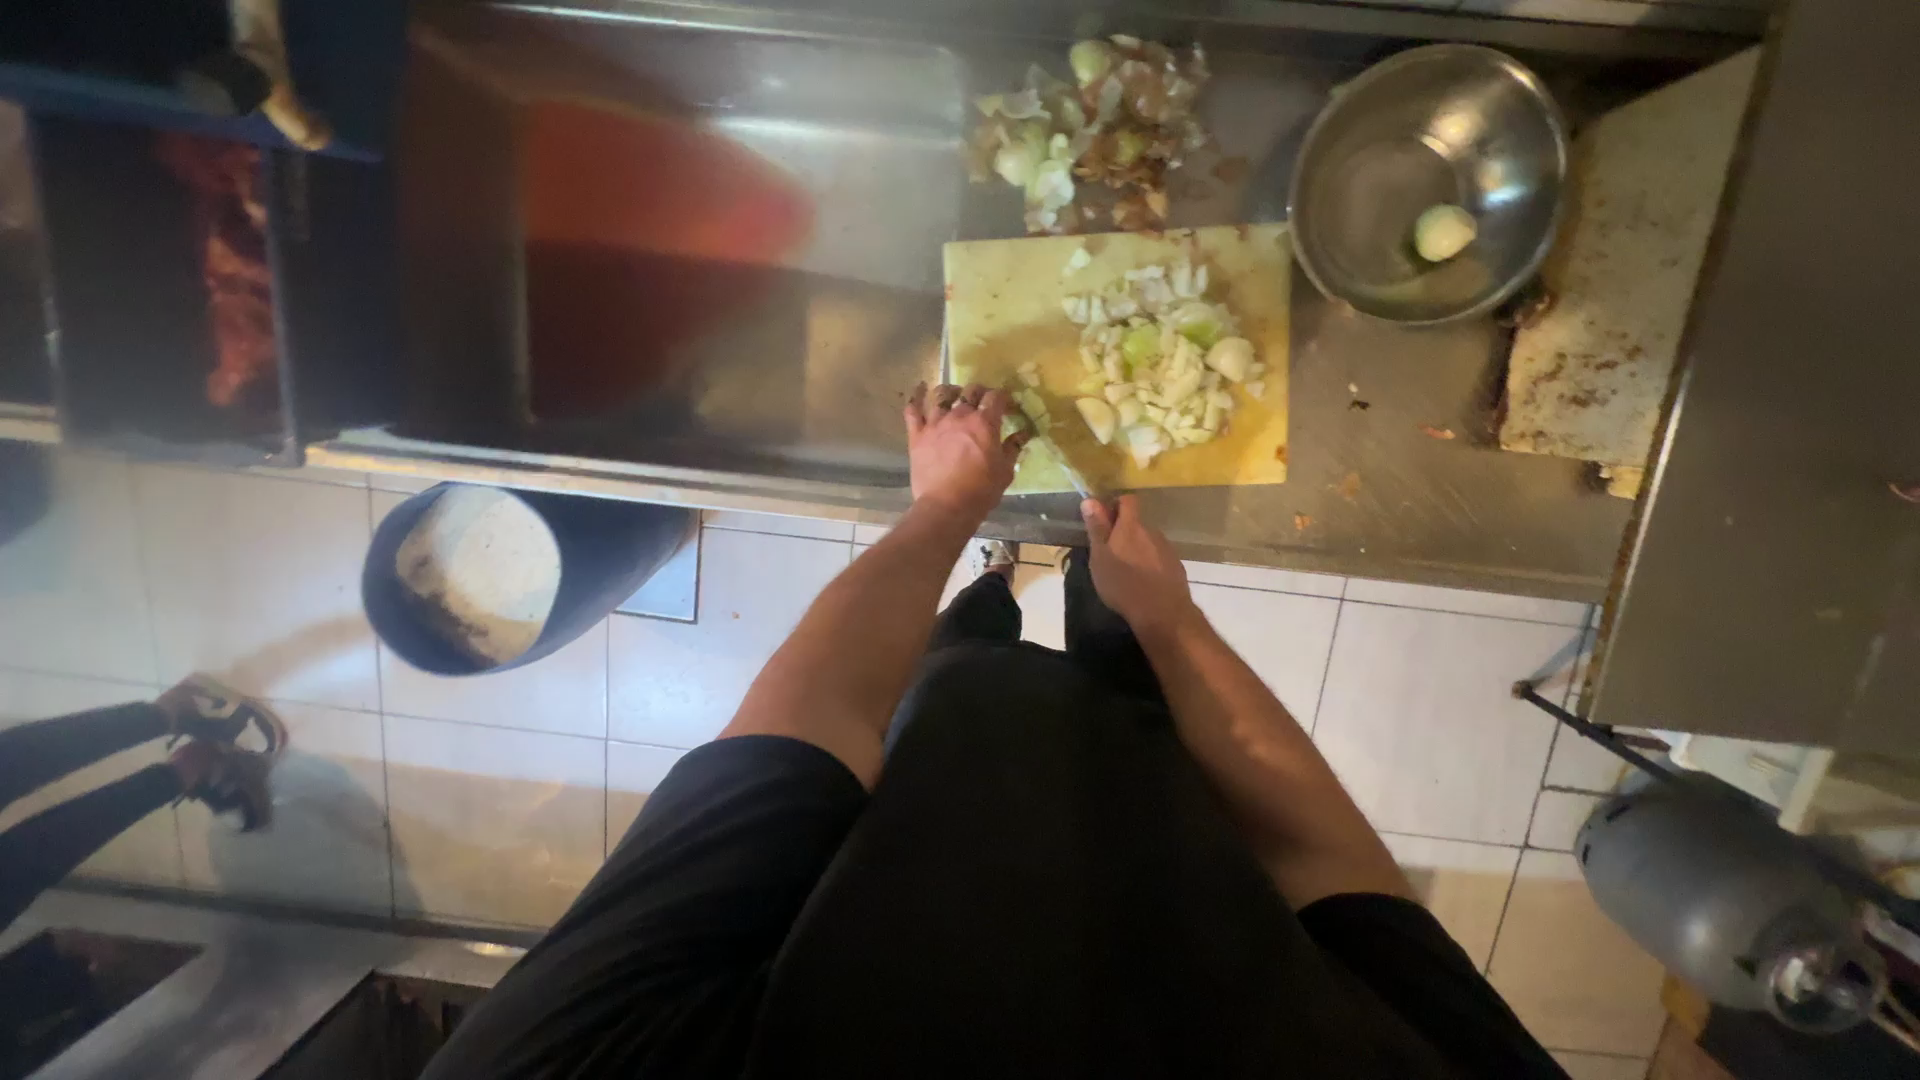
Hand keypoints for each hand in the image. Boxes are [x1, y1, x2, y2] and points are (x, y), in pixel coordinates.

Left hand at [905, 382, 1026, 523]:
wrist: (947, 507)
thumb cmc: (981, 491)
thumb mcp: (1005, 471)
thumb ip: (1013, 448)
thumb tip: (1024, 433)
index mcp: (984, 423)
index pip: (996, 397)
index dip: (1003, 398)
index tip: (1007, 406)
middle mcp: (959, 416)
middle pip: (970, 390)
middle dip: (980, 392)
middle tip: (982, 400)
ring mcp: (935, 423)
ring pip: (941, 394)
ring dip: (950, 391)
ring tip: (954, 395)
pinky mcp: (917, 435)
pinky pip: (912, 409)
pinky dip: (916, 396)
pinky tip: (920, 388)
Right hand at [1081, 495, 1196, 634]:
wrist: (1162, 612)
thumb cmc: (1123, 584)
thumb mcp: (1100, 557)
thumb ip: (1097, 529)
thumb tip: (1090, 499)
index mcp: (1131, 526)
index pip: (1127, 500)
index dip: (1116, 505)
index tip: (1104, 521)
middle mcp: (1152, 532)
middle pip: (1137, 524)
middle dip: (1124, 533)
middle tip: (1110, 554)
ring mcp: (1167, 549)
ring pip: (1148, 542)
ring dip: (1138, 550)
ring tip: (1126, 572)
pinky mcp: (1176, 567)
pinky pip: (1159, 558)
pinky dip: (1150, 565)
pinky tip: (1143, 584)